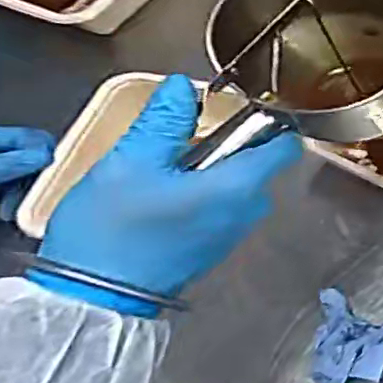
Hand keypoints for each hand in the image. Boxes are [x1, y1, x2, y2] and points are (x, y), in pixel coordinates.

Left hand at [0, 127, 54, 251]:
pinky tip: (1, 208)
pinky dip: (3, 193)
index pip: (17, 135)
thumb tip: (48, 154)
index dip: (42, 150)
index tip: (57, 173)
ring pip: (7, 168)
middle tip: (32, 196)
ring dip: (16, 186)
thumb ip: (5, 166)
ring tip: (11, 208)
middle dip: (29, 172)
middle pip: (15, 151)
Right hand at [31, 77, 300, 315]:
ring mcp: (238, 228)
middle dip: (225, 145)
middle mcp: (252, 207)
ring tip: (161, 171)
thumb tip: (183, 86)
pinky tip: (163, 196)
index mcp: (242, 185)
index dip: (271, 123)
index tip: (240, 111)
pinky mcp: (220, 243)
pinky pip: (225, 204)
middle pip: (258, 161)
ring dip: (209, 170)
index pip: (285, 145)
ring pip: (238, 183)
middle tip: (177, 142)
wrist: (97, 296)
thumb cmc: (113, 228)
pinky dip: (204, 192)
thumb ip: (164, 121)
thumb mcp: (130, 163)